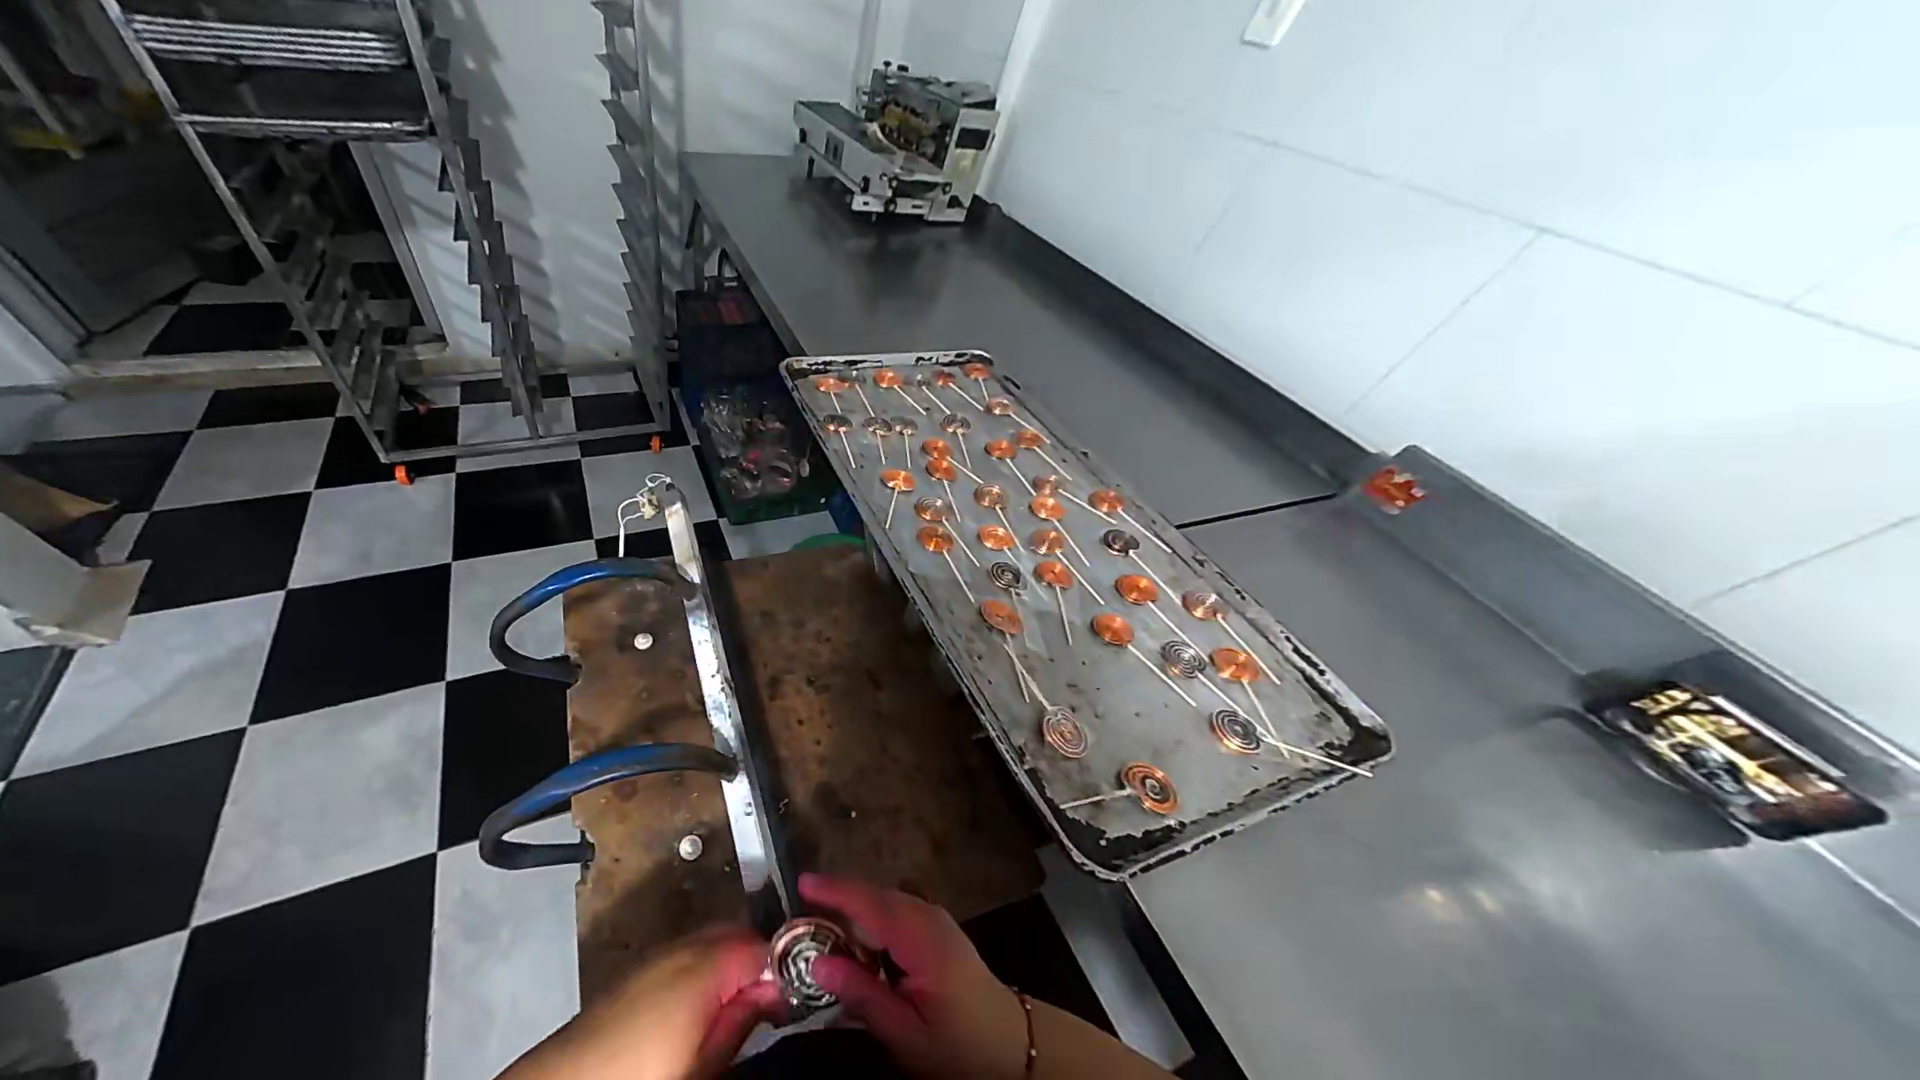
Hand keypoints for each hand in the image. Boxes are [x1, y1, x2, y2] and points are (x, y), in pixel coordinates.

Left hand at [498, 925, 785, 1079]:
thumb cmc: (638, 1078)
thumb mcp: (702, 1064)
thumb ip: (741, 1020)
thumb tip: (772, 993)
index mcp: (707, 965)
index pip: (766, 945)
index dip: (784, 967)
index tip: (791, 998)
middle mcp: (685, 946)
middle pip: (740, 935)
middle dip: (759, 961)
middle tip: (767, 1003)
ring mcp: (659, 954)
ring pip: (713, 942)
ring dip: (731, 964)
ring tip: (734, 1008)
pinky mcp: (637, 969)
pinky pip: (686, 953)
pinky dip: (703, 969)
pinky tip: (699, 1006)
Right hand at [802, 873, 1028, 1079]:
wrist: (1007, 1042)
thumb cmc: (956, 1043)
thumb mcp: (904, 1032)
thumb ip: (862, 995)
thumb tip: (819, 963)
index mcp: (921, 937)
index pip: (872, 903)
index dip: (836, 891)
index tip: (802, 883)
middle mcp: (929, 916)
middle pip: (877, 896)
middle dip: (839, 897)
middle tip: (800, 910)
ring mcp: (935, 918)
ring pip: (886, 900)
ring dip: (855, 905)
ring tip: (818, 919)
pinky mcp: (936, 927)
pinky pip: (897, 910)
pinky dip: (871, 914)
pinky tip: (855, 933)